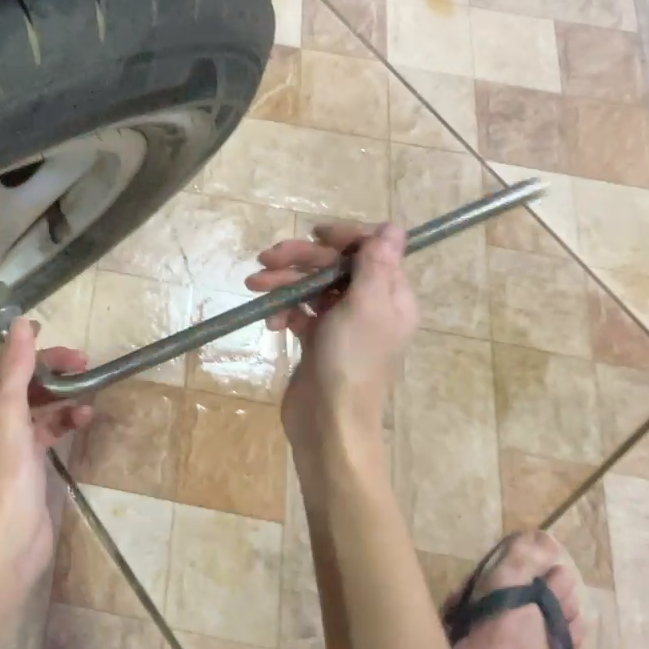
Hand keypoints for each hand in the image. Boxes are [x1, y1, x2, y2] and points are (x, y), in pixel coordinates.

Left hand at [0, 319, 92, 599]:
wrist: (6, 541)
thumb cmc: (1, 473)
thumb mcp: (9, 412)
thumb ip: (16, 366)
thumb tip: (20, 321)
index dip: (11, 342)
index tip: (43, 332)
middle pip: (14, 377)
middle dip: (44, 366)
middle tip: (80, 360)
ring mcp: (4, 439)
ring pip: (32, 401)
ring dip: (58, 391)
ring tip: (88, 383)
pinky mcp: (25, 460)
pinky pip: (45, 428)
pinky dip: (63, 419)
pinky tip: (85, 416)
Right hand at [245, 222, 417, 464]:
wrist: (329, 422)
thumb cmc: (351, 361)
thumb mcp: (366, 307)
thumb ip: (376, 265)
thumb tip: (394, 227)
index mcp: (390, 295)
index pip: (370, 249)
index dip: (342, 237)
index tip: (313, 236)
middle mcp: (369, 305)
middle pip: (333, 264)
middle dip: (299, 258)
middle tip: (264, 258)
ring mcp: (341, 323)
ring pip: (311, 285)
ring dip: (282, 282)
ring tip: (254, 286)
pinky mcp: (317, 339)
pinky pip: (299, 310)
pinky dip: (283, 310)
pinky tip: (271, 322)